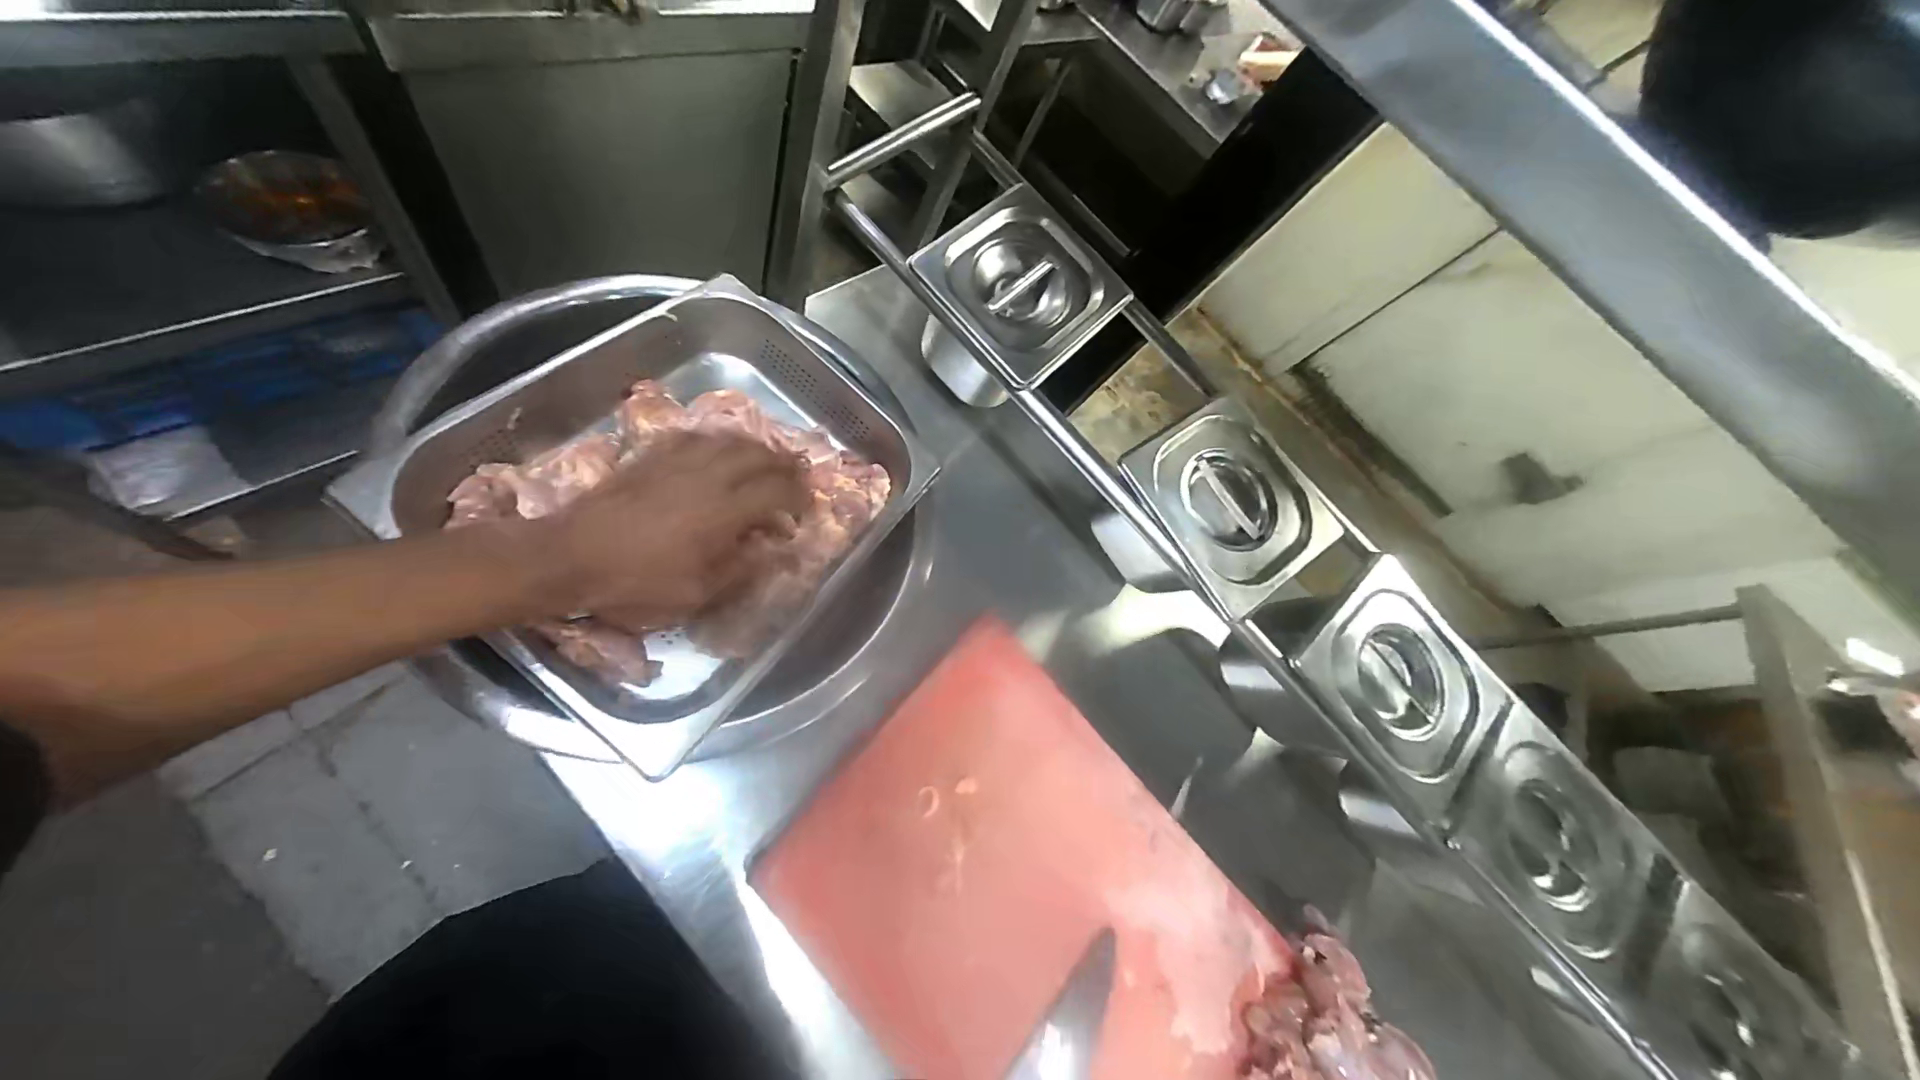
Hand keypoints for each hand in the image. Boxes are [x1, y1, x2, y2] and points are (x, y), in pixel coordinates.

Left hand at [530, 432, 807, 622]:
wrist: (568, 558)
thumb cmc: (636, 584)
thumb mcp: (697, 594)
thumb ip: (741, 568)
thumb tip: (772, 548)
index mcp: (724, 511)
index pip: (777, 489)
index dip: (799, 495)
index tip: (806, 506)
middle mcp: (708, 476)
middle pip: (759, 455)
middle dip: (785, 464)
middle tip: (797, 476)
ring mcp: (678, 462)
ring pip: (729, 440)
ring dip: (756, 447)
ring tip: (767, 458)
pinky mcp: (652, 457)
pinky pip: (696, 437)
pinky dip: (718, 441)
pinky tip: (719, 450)